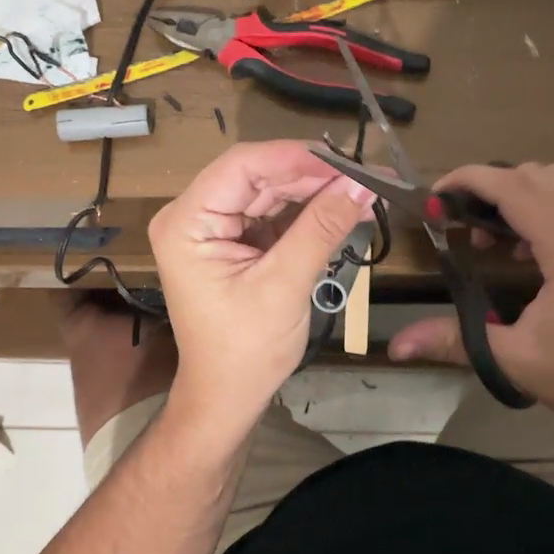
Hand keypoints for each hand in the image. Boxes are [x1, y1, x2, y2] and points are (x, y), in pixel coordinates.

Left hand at [150, 141, 374, 421]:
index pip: (242, 166)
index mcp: (187, 222)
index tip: (348, 159)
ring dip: (317, 191)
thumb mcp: (284, 286)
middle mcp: (194, 216)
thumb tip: (363, 183)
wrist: (228, 396)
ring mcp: (215, 228)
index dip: (296, 156)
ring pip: (271, 191)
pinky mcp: (236, 242)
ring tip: (366, 191)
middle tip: (367, 174)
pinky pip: (275, 214)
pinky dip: (310, 212)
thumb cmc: (245, 350)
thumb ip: (321, 228)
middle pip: (258, 175)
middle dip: (313, 174)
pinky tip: (346, 209)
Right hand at [386, 162, 553, 426]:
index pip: (517, 188)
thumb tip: (397, 346)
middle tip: (459, 220)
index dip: (471, 181)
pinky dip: (540, 207)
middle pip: (537, 174)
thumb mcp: (514, 360)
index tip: (437, 195)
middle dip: (490, 186)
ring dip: (517, 194)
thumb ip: (455, 341)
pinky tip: (521, 250)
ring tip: (489, 237)